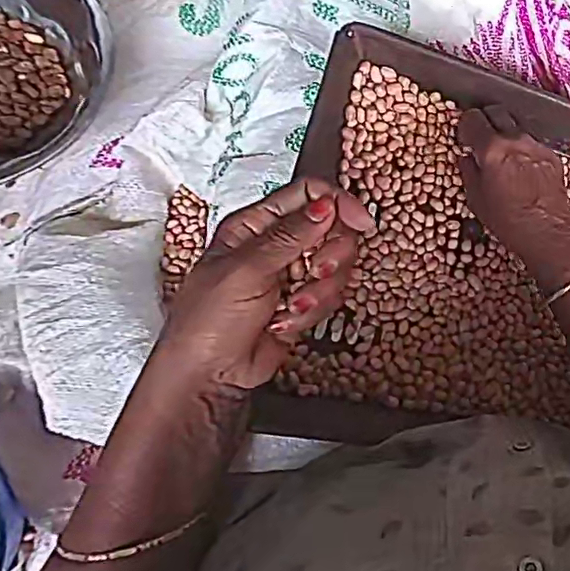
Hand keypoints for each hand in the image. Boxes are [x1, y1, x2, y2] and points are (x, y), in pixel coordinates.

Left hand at [151, 178, 374, 393]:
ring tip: (291, 307)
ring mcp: (294, 273)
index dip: (339, 203)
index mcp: (256, 225)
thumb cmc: (208, 321)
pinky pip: (332, 294)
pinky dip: (314, 310)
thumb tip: (326, 204)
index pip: (308, 195)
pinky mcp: (306, 300)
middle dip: (332, 255)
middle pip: (333, 229)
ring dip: (320, 290)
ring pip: (338, 264)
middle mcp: (279, 244)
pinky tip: (284, 322)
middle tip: (316, 272)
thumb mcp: (246, 270)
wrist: (210, 375)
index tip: (361, 221)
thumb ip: (290, 236)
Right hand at [457, 105, 569, 290]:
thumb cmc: (509, 222)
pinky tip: (521, 166)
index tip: (464, 136)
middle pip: (497, 112)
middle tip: (480, 137)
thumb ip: (469, 171)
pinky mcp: (552, 156)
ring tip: (502, 154)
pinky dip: (524, 148)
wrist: (548, 233)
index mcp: (492, 149)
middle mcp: (516, 141)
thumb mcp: (477, 199)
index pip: (472, 119)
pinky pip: (533, 143)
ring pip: (517, 126)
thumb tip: (466, 159)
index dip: (465, 125)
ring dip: (506, 134)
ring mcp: (537, 146)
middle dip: (486, 120)